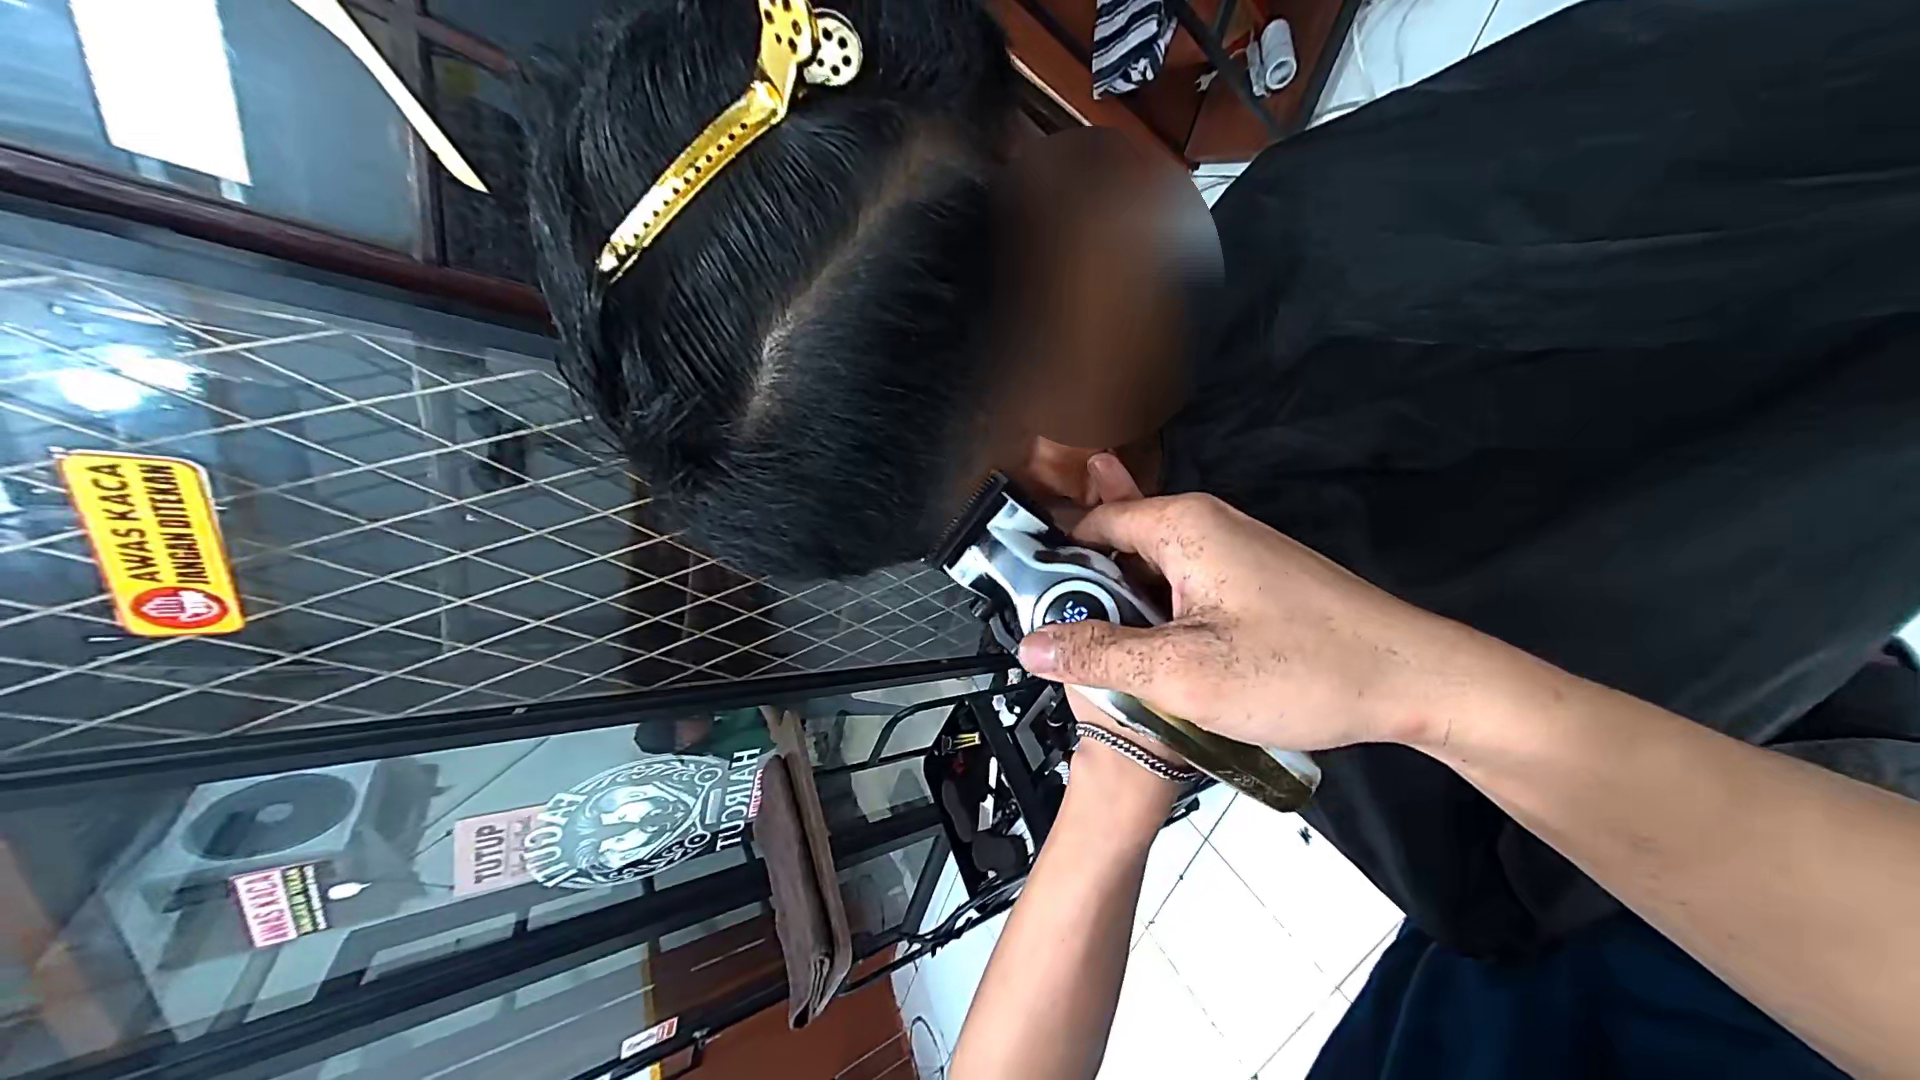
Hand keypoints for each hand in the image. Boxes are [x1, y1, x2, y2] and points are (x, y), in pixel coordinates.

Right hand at [1017, 486, 1491, 750]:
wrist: (1418, 680)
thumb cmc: (1301, 669)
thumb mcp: (1183, 673)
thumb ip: (1098, 654)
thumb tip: (1029, 644)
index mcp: (1181, 525)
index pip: (1089, 526)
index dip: (1052, 566)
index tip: (1030, 611)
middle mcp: (1203, 523)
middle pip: (1117, 548)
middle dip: (1089, 595)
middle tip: (1066, 649)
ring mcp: (1230, 548)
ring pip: (1149, 574)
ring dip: (1126, 613)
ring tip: (1107, 662)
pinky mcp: (1249, 577)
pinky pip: (1181, 589)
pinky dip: (1159, 619)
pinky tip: (1156, 659)